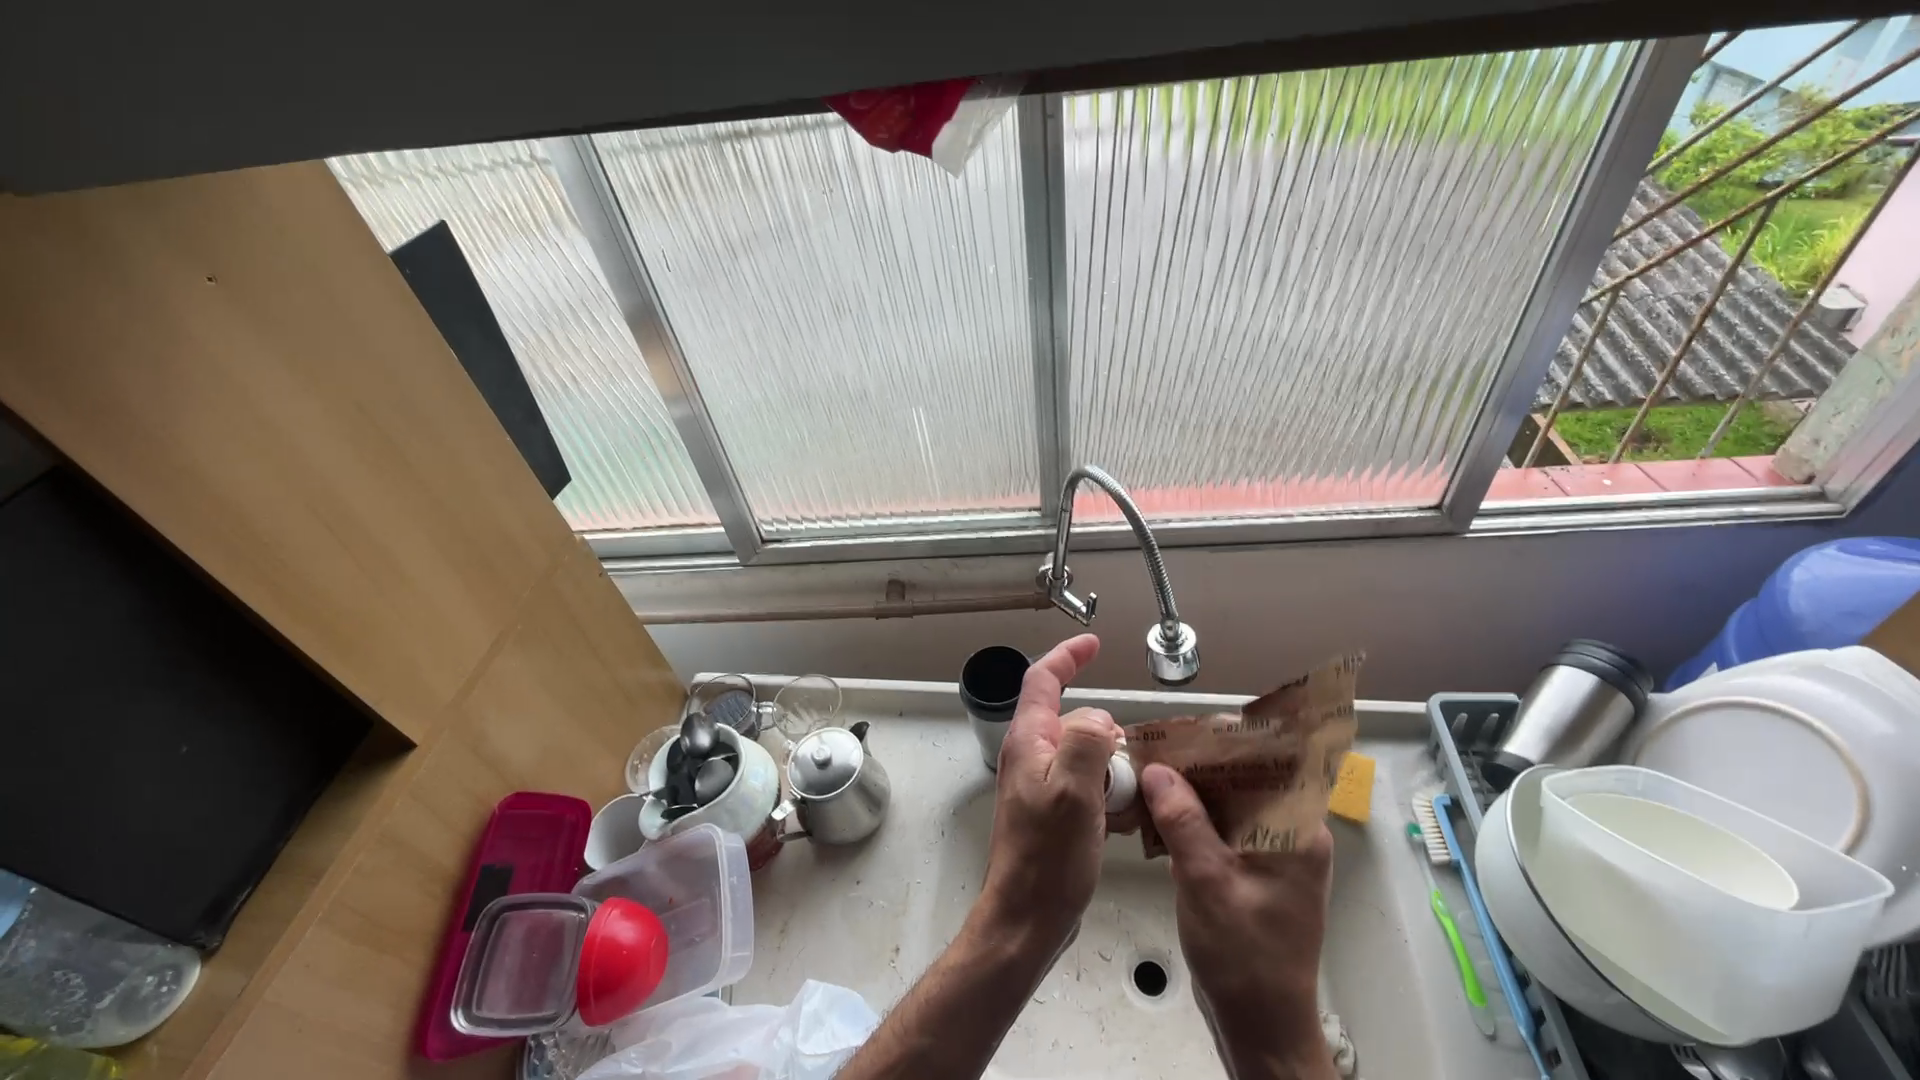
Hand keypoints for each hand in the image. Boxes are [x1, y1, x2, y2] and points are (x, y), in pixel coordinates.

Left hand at [974, 634, 1118, 949]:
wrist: (1027, 917)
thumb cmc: (1048, 857)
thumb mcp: (1074, 790)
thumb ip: (1086, 740)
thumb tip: (1099, 718)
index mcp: (1028, 742)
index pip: (1042, 680)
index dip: (1067, 656)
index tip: (1094, 642)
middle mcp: (1030, 758)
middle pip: (1071, 719)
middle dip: (1104, 729)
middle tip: (1129, 758)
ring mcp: (1039, 786)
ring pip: (1083, 754)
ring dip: (1110, 766)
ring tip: (1129, 794)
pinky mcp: (1052, 813)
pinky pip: (1085, 786)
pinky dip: (1107, 792)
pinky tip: (1123, 817)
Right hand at [1140, 763, 1336, 1079]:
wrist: (1260, 1026)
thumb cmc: (1244, 955)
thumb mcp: (1207, 881)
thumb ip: (1183, 820)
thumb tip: (1156, 769)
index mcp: (1296, 830)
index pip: (1269, 763)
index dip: (1226, 740)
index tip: (1181, 727)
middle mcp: (1289, 834)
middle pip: (1244, 779)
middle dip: (1198, 762)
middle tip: (1151, 746)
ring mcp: (1269, 854)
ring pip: (1227, 804)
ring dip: (1189, 790)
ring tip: (1144, 771)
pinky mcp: (1249, 872)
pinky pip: (1219, 830)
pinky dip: (1189, 819)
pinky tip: (1154, 812)